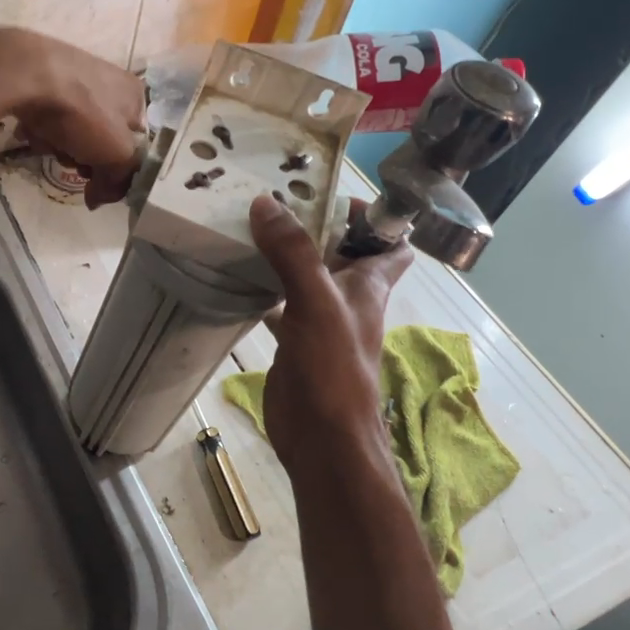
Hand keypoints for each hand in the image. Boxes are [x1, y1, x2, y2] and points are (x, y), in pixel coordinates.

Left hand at [0, 28, 144, 207]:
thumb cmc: (83, 112)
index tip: (99, 180)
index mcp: (135, 97)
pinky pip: (46, 119)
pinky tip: (30, 127)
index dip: (118, 168)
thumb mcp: (117, 154)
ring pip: (71, 133)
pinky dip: (39, 130)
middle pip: (100, 141)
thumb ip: (117, 182)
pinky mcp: (42, 83)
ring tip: (48, 140)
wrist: (28, 74)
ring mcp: (73, 81)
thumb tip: (97, 201)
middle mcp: (109, 84)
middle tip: (72, 159)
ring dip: (58, 145)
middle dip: (83, 156)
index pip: (135, 144)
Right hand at [249, 194, 413, 472]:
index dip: (376, 215)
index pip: (390, 243)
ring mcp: (320, 320)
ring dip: (289, 253)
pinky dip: (265, 285)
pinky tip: (238, 275)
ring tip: (252, 225)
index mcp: (368, 286)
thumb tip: (267, 202)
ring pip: (309, 274)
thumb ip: (294, 254)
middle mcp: (348, 299)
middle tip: (276, 196)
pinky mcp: (295, 340)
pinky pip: (281, 301)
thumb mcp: (317, 303)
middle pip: (343, 253)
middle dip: (318, 225)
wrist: (322, 440)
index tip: (334, 189)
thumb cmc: (334, 371)